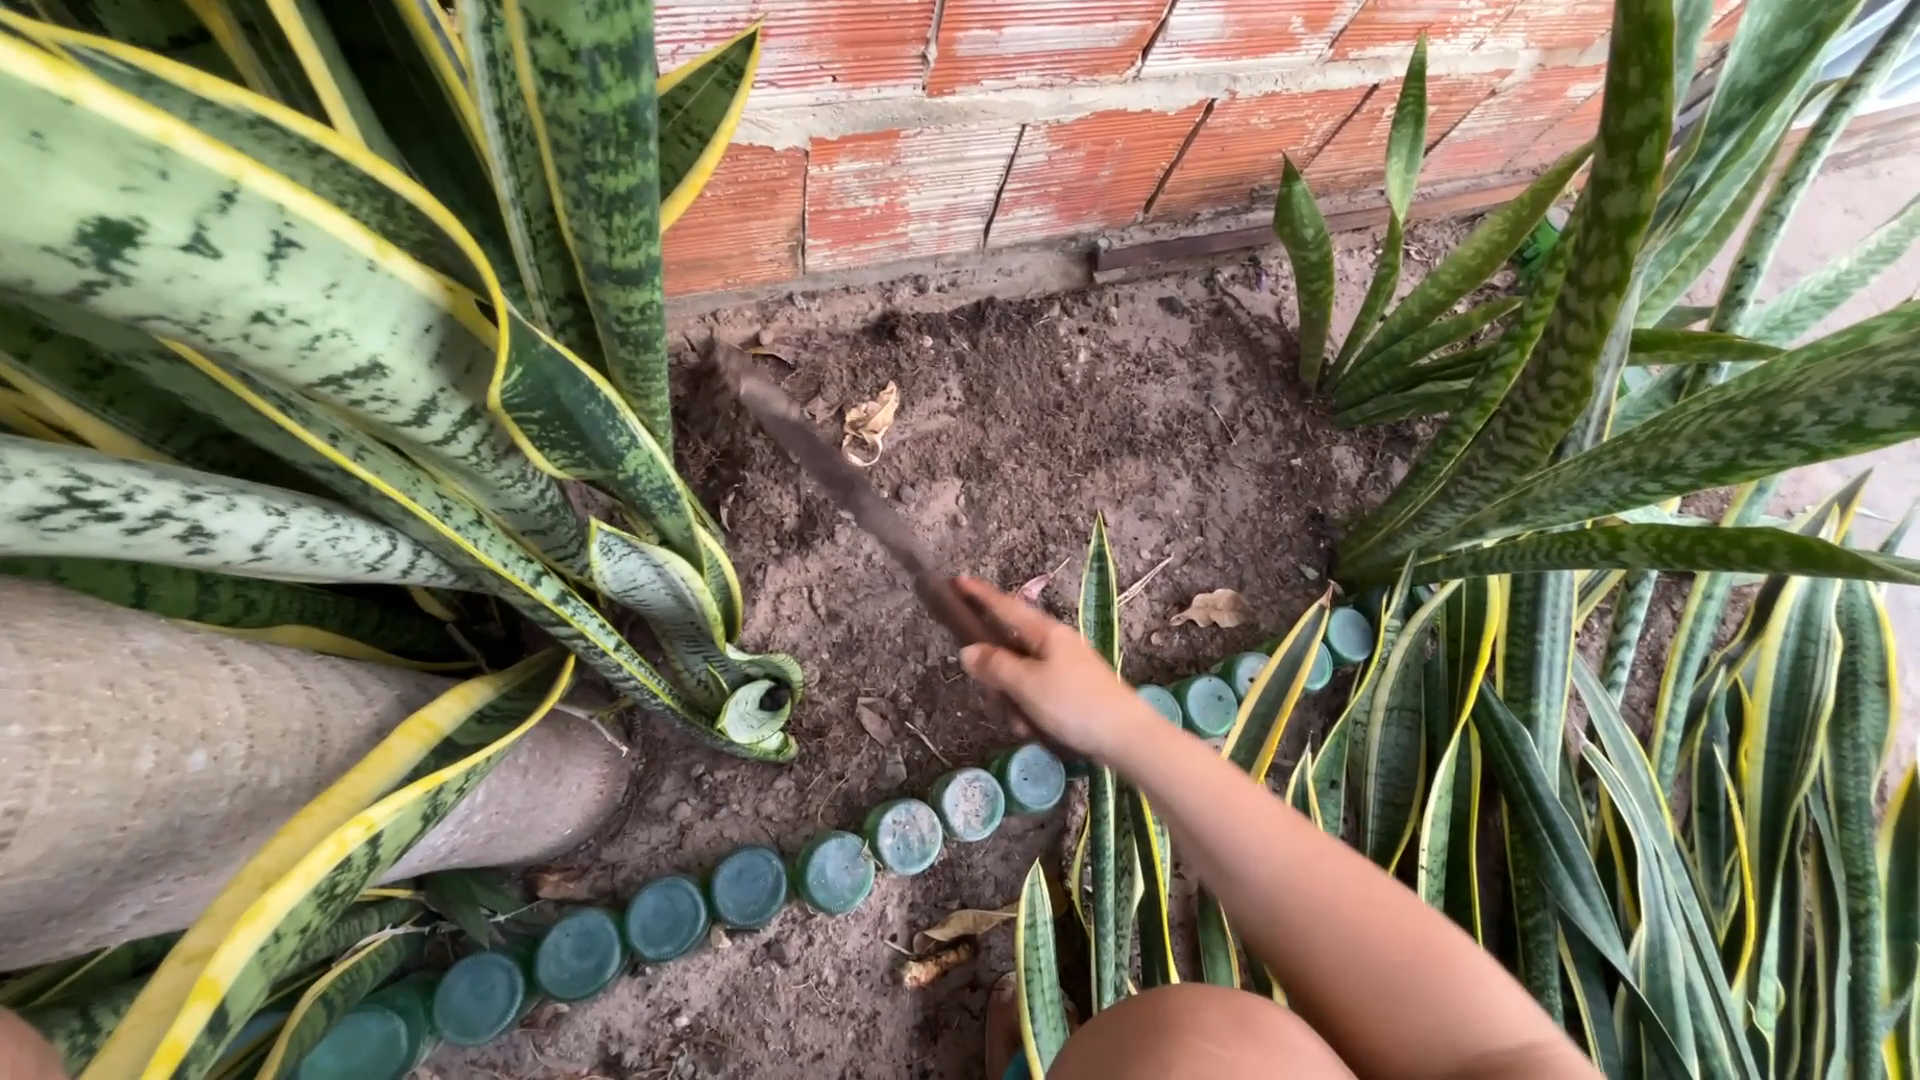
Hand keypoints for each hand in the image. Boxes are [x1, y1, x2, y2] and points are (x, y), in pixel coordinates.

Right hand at [954, 577, 1162, 763]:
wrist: (1127, 737)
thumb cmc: (1074, 704)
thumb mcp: (1027, 684)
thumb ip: (995, 666)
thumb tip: (968, 651)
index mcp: (1046, 633)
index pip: (1005, 607)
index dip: (979, 595)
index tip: (957, 581)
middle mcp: (1056, 644)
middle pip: (1010, 648)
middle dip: (996, 675)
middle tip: (991, 696)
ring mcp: (1066, 668)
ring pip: (1021, 677)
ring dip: (1013, 700)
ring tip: (1020, 723)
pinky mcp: (1073, 692)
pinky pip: (1037, 695)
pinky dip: (1030, 711)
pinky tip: (1034, 731)